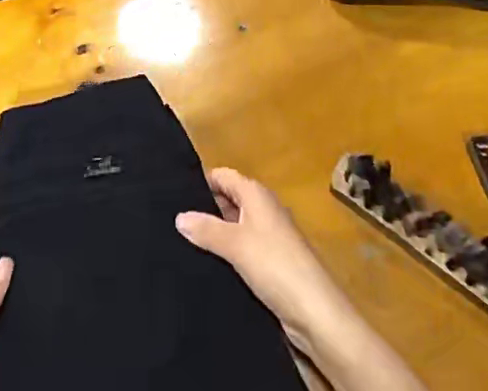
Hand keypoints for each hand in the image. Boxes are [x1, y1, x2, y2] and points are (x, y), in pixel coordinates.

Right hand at [174, 167, 347, 343]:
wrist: (315, 312)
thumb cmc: (275, 265)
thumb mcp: (235, 244)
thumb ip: (206, 229)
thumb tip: (179, 216)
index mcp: (256, 195)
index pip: (223, 176)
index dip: (201, 181)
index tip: (173, 193)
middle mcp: (263, 209)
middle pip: (228, 199)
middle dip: (204, 208)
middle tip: (171, 219)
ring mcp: (268, 236)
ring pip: (233, 226)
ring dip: (213, 232)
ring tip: (180, 241)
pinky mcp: (271, 262)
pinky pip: (241, 249)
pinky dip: (225, 252)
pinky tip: (204, 263)